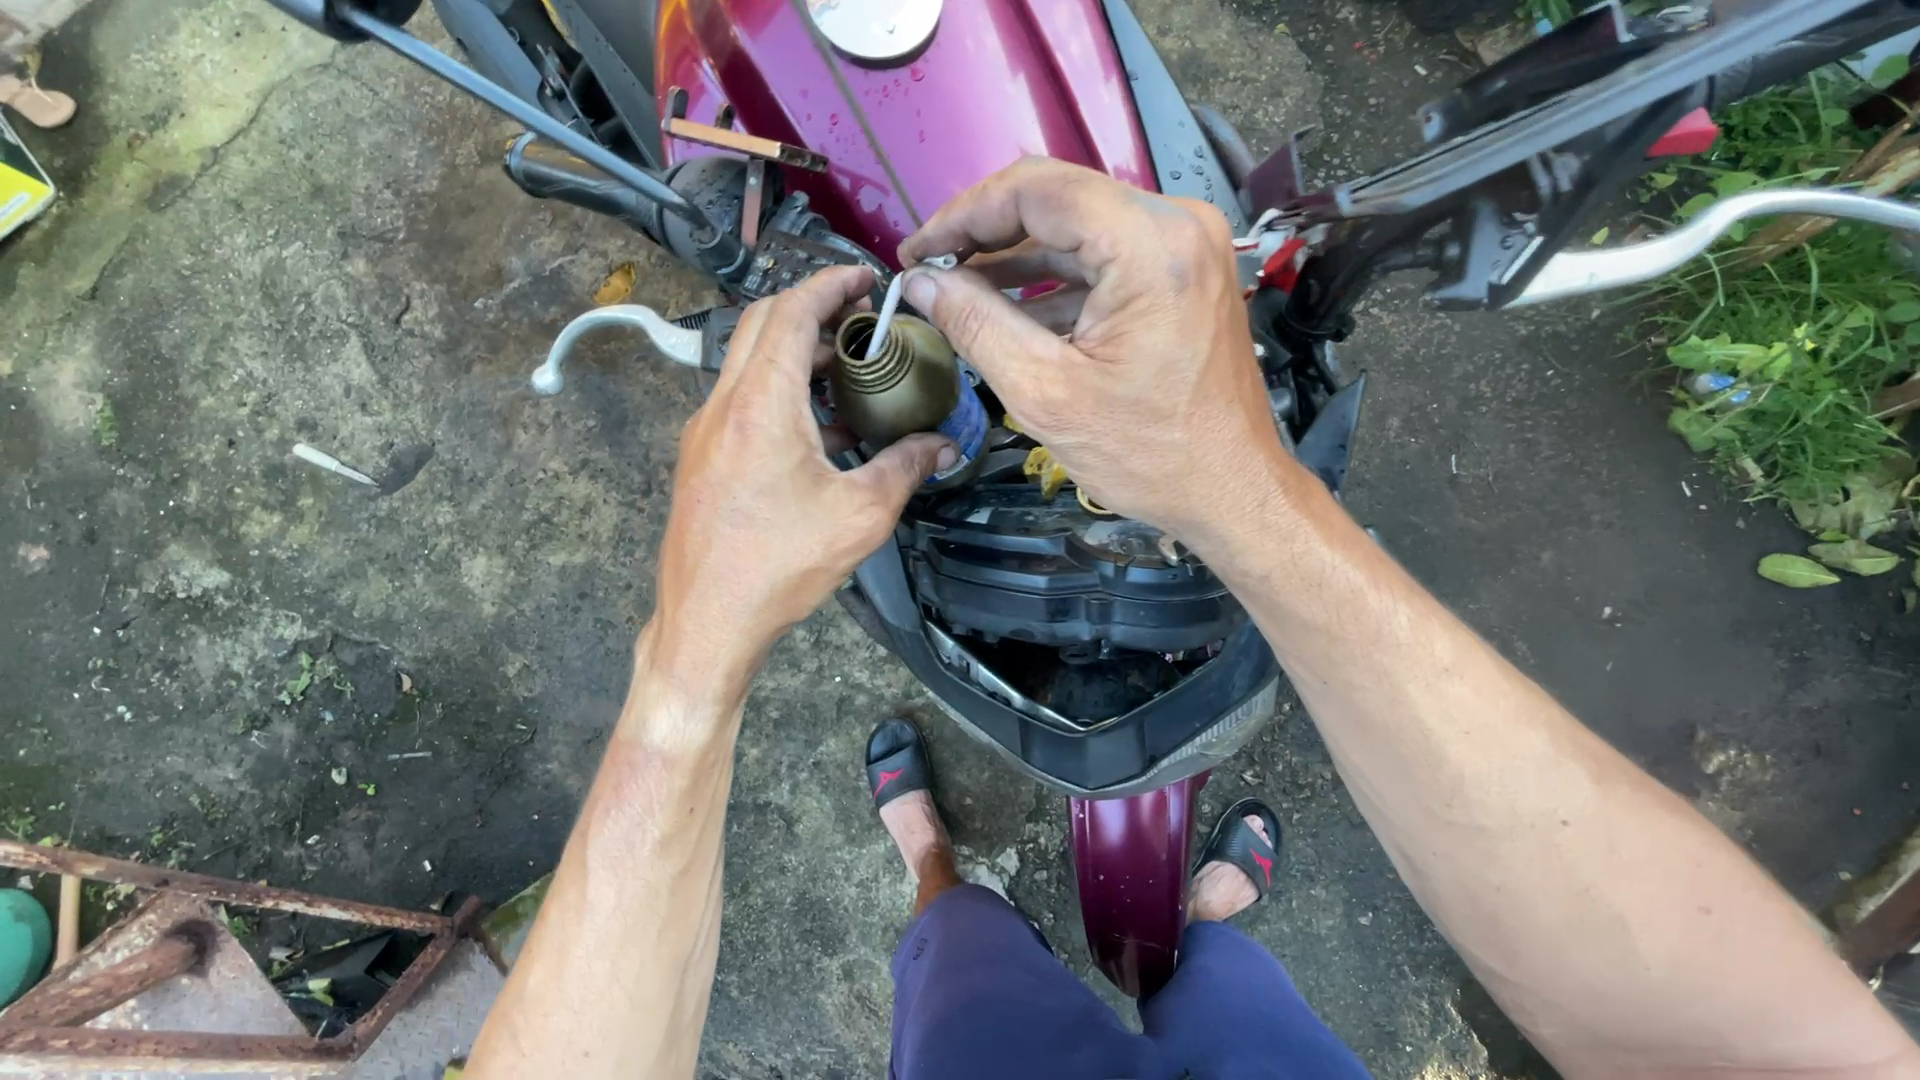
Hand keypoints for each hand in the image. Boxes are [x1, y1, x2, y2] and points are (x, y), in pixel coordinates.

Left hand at [646, 267, 955, 701]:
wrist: (707, 619)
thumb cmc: (782, 564)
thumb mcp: (861, 514)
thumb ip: (906, 467)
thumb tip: (945, 446)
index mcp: (761, 404)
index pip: (791, 312)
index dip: (830, 285)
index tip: (867, 280)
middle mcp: (723, 404)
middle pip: (761, 324)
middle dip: (812, 308)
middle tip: (861, 319)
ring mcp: (704, 430)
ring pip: (746, 361)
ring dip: (794, 351)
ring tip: (847, 370)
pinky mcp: (700, 457)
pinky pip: (740, 399)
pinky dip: (777, 389)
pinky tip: (817, 427)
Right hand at [899, 158, 1304, 545]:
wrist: (1230, 489)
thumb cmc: (1147, 453)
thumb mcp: (1046, 393)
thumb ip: (977, 326)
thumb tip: (922, 283)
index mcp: (1149, 244)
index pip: (1036, 189)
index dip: (963, 215)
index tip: (917, 252)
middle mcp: (1177, 224)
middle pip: (1057, 200)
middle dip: (985, 234)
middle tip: (930, 270)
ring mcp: (1186, 245)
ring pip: (1078, 229)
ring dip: (1016, 259)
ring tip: (957, 292)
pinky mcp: (1184, 272)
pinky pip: (1105, 258)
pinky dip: (1055, 281)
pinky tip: (1009, 309)